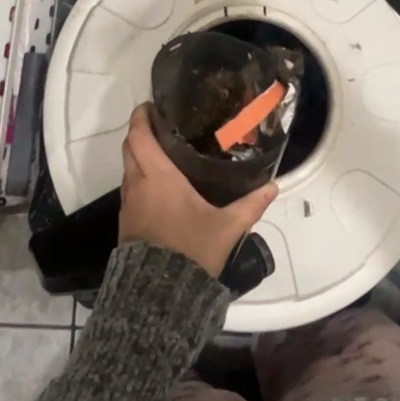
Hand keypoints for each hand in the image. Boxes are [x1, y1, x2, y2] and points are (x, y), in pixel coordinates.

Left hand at [119, 103, 277, 276]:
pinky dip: (140, 180)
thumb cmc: (191, 250)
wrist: (159, 295)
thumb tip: (273, 186)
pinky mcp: (126, 223)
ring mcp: (128, 204)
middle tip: (164, 127)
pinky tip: (161, 187)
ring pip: (128, 169)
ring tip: (166, 154)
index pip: (139, 135)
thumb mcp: (227, 228)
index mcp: (158, 177)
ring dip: (140, 157)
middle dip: (141, 132)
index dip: (142, 116)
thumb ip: (251, 205)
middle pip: (129, 146)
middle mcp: (138, 184)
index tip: (153, 106)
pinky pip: (130, 190)